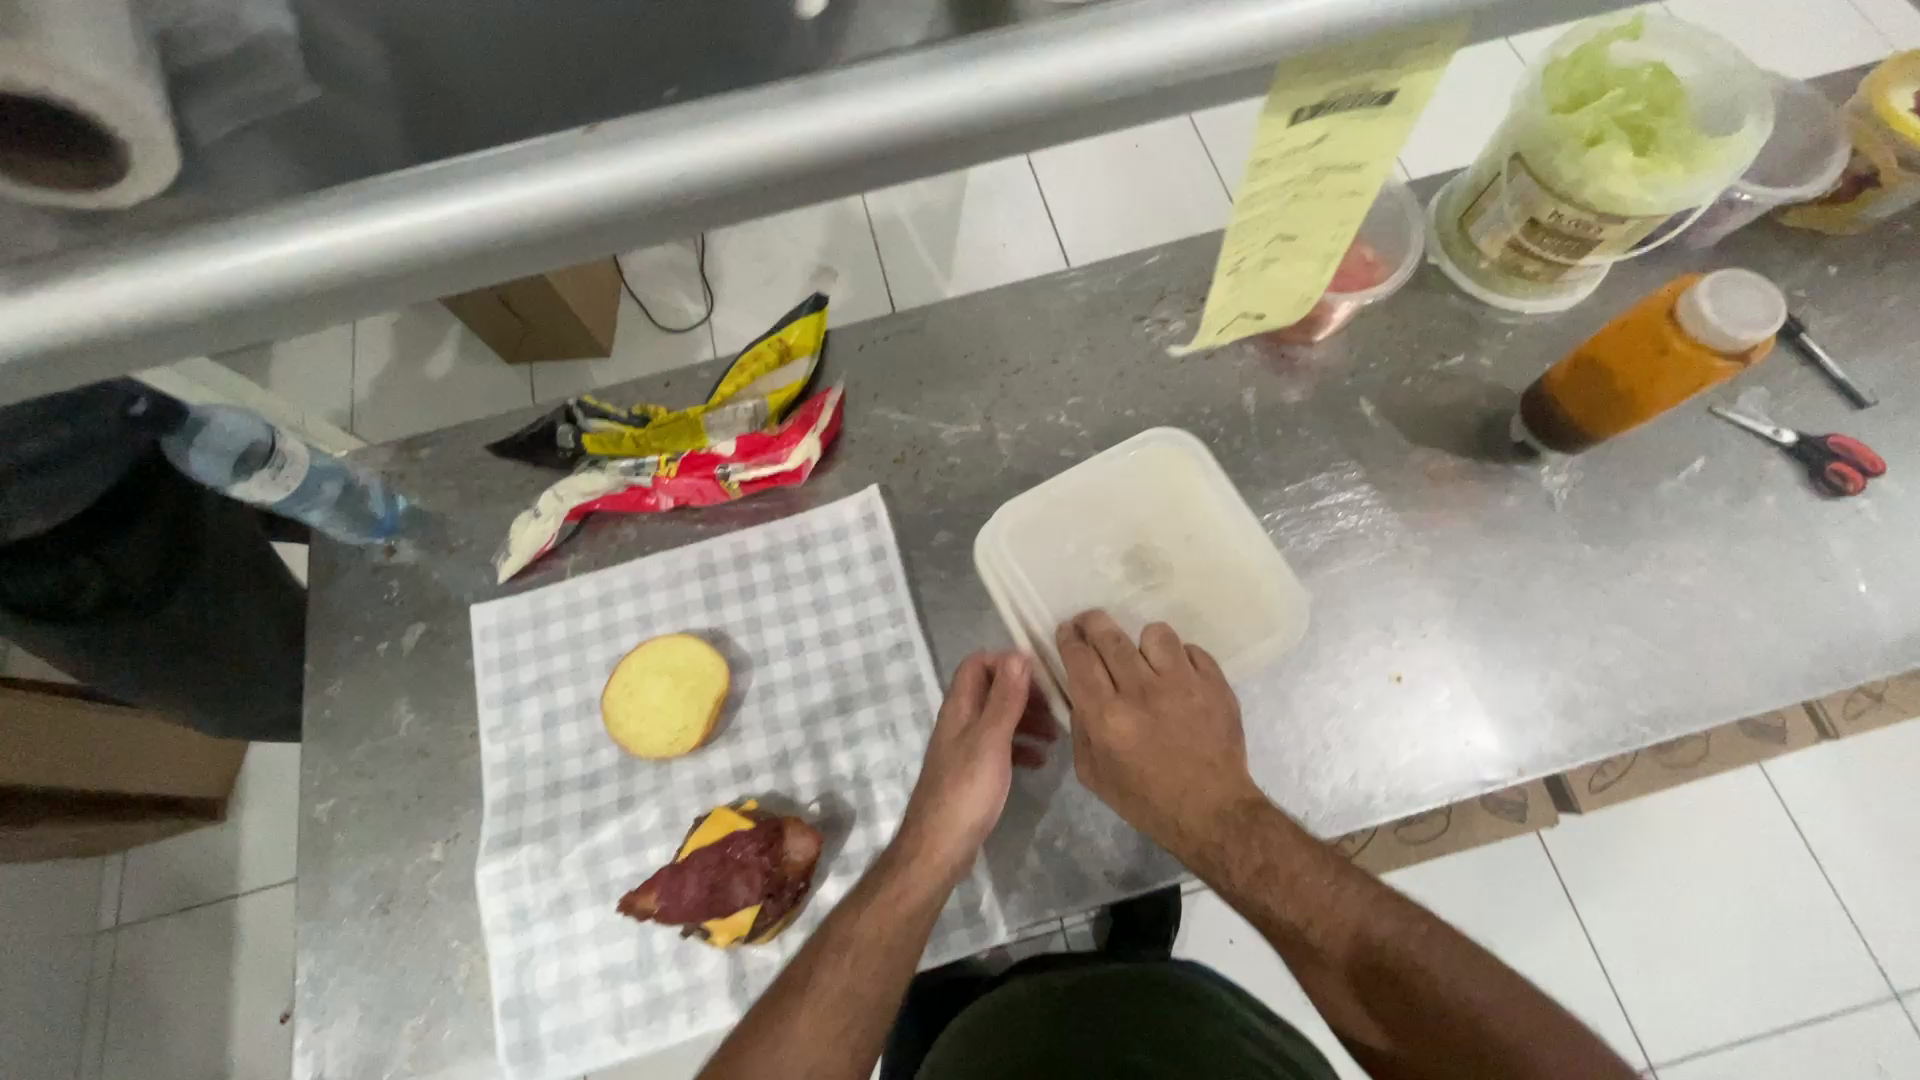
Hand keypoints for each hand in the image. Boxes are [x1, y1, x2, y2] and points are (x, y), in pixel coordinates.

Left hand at [893, 651, 1058, 884]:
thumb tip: (1018, 654)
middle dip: (1024, 693)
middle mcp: (960, 722)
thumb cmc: (966, 789)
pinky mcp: (974, 772)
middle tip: (1054, 707)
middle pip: (992, 691)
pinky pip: (1001, 748)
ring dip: (1027, 721)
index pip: (977, 664)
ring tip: (1056, 736)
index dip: (1005, 662)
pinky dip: (1022, 748)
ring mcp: (966, 748)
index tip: (1039, 675)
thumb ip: (1005, 698)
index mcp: (959, 708)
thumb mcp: (991, 740)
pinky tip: (1041, 761)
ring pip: (999, 720)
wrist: (940, 846)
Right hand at [1056, 611, 1263, 859]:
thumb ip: (1080, 727)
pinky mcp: (1215, 684)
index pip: (1079, 658)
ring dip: (1143, 642)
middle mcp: (1141, 692)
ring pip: (1155, 634)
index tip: (1067, 632)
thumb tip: (1079, 690)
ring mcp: (1182, 684)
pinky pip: (1191, 650)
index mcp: (1106, 716)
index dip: (1068, 638)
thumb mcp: (1092, 772)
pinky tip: (1177, 676)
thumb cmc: (1145, 798)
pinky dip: (1180, 659)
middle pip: (1109, 635)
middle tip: (1090, 624)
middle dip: (1093, 623)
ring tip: (1145, 657)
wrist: (1211, 811)